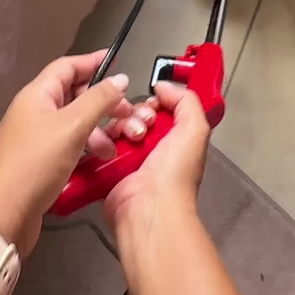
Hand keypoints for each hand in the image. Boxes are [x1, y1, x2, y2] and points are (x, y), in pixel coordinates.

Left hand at [0, 51, 132, 255]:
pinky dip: (86, 147)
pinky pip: (69, 144)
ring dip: (97, 128)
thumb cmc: (36, 163)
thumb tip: (120, 80)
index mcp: (37, 94)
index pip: (68, 66)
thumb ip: (99, 100)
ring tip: (115, 144)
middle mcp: (35, 111)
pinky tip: (101, 159)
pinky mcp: (39, 163)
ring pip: (73, 122)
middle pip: (72, 94)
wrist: (1, 216)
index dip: (92, 61)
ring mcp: (35, 138)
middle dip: (102, 101)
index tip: (117, 60)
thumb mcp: (72, 126)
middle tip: (127, 112)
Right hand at [102, 80, 210, 238]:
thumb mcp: (195, 129)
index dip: (154, 101)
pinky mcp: (107, 166)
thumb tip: (162, 86)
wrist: (149, 207)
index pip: (157, 107)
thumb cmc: (175, 172)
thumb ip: (186, 100)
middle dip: (136, 112)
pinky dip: (101, 138)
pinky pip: (98, 140)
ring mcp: (127, 157)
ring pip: (116, 124)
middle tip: (143, 125)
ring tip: (130, 138)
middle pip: (134, 113)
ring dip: (120, 125)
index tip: (153, 106)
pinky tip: (108, 142)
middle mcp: (150, 146)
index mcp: (173, 138)